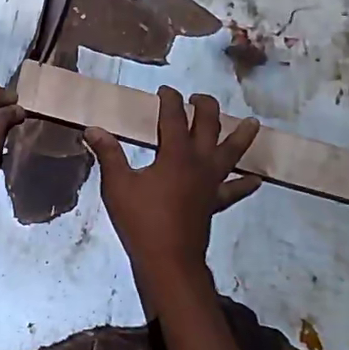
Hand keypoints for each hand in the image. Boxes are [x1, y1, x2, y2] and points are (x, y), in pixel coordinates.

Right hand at [83, 88, 261, 288]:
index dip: (170, 99)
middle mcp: (199, 162)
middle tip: (199, 98)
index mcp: (175, 154)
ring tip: (252, 123)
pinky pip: (234, 190)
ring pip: (232, 153)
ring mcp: (211, 182)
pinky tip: (255, 180)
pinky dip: (245, 184)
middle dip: (205, 107)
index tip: (165, 90)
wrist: (169, 260)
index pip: (174, 117)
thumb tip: (93, 129)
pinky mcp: (215, 202)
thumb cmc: (141, 220)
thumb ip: (109, 154)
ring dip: (242, 136)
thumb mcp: (118, 185)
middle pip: (209, 126)